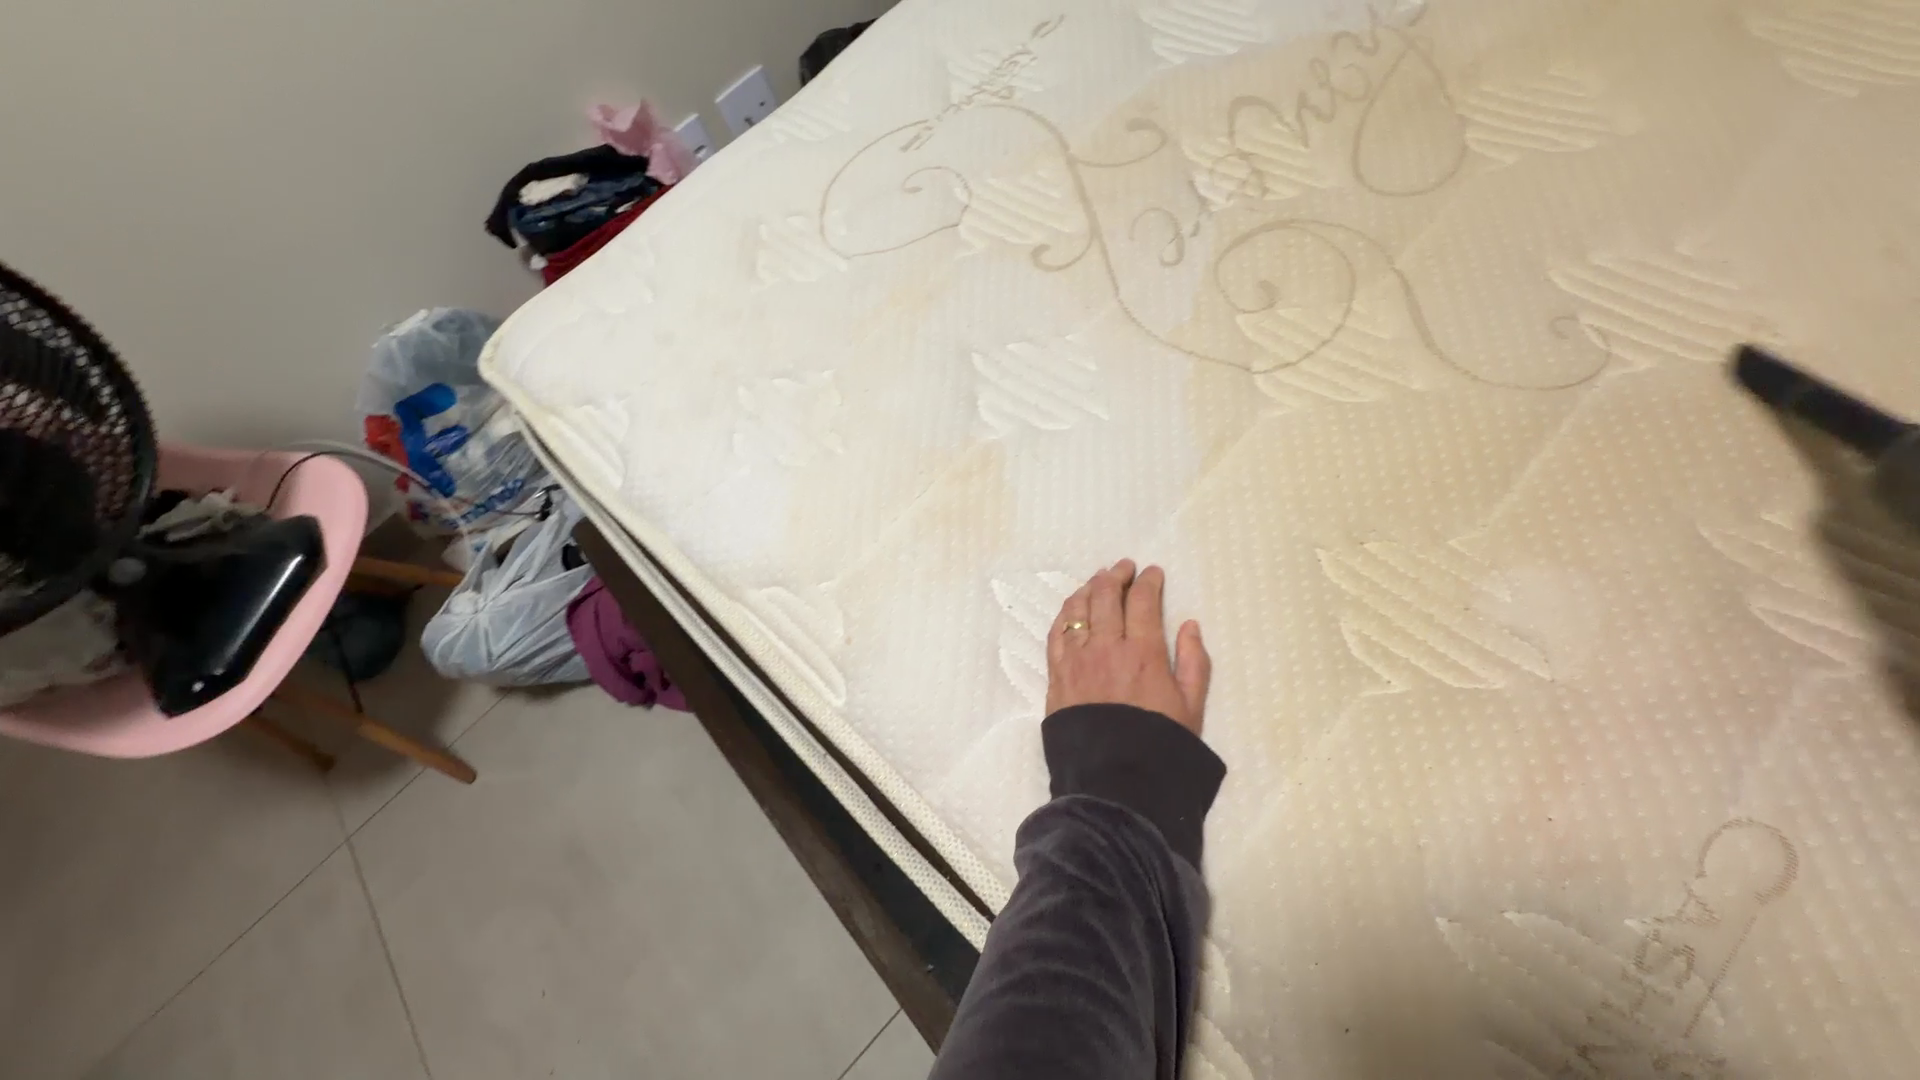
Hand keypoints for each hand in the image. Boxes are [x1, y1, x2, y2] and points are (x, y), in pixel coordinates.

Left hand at [1046, 559, 1211, 734]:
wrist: (1114, 779)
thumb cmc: (1159, 743)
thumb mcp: (1192, 705)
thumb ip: (1194, 661)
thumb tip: (1190, 624)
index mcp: (1144, 652)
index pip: (1142, 601)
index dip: (1147, 581)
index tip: (1152, 572)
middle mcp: (1107, 647)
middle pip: (1106, 596)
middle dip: (1116, 575)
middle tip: (1123, 567)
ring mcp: (1077, 659)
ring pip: (1078, 609)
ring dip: (1088, 588)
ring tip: (1097, 580)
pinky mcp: (1057, 674)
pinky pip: (1056, 632)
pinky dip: (1065, 613)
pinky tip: (1071, 608)